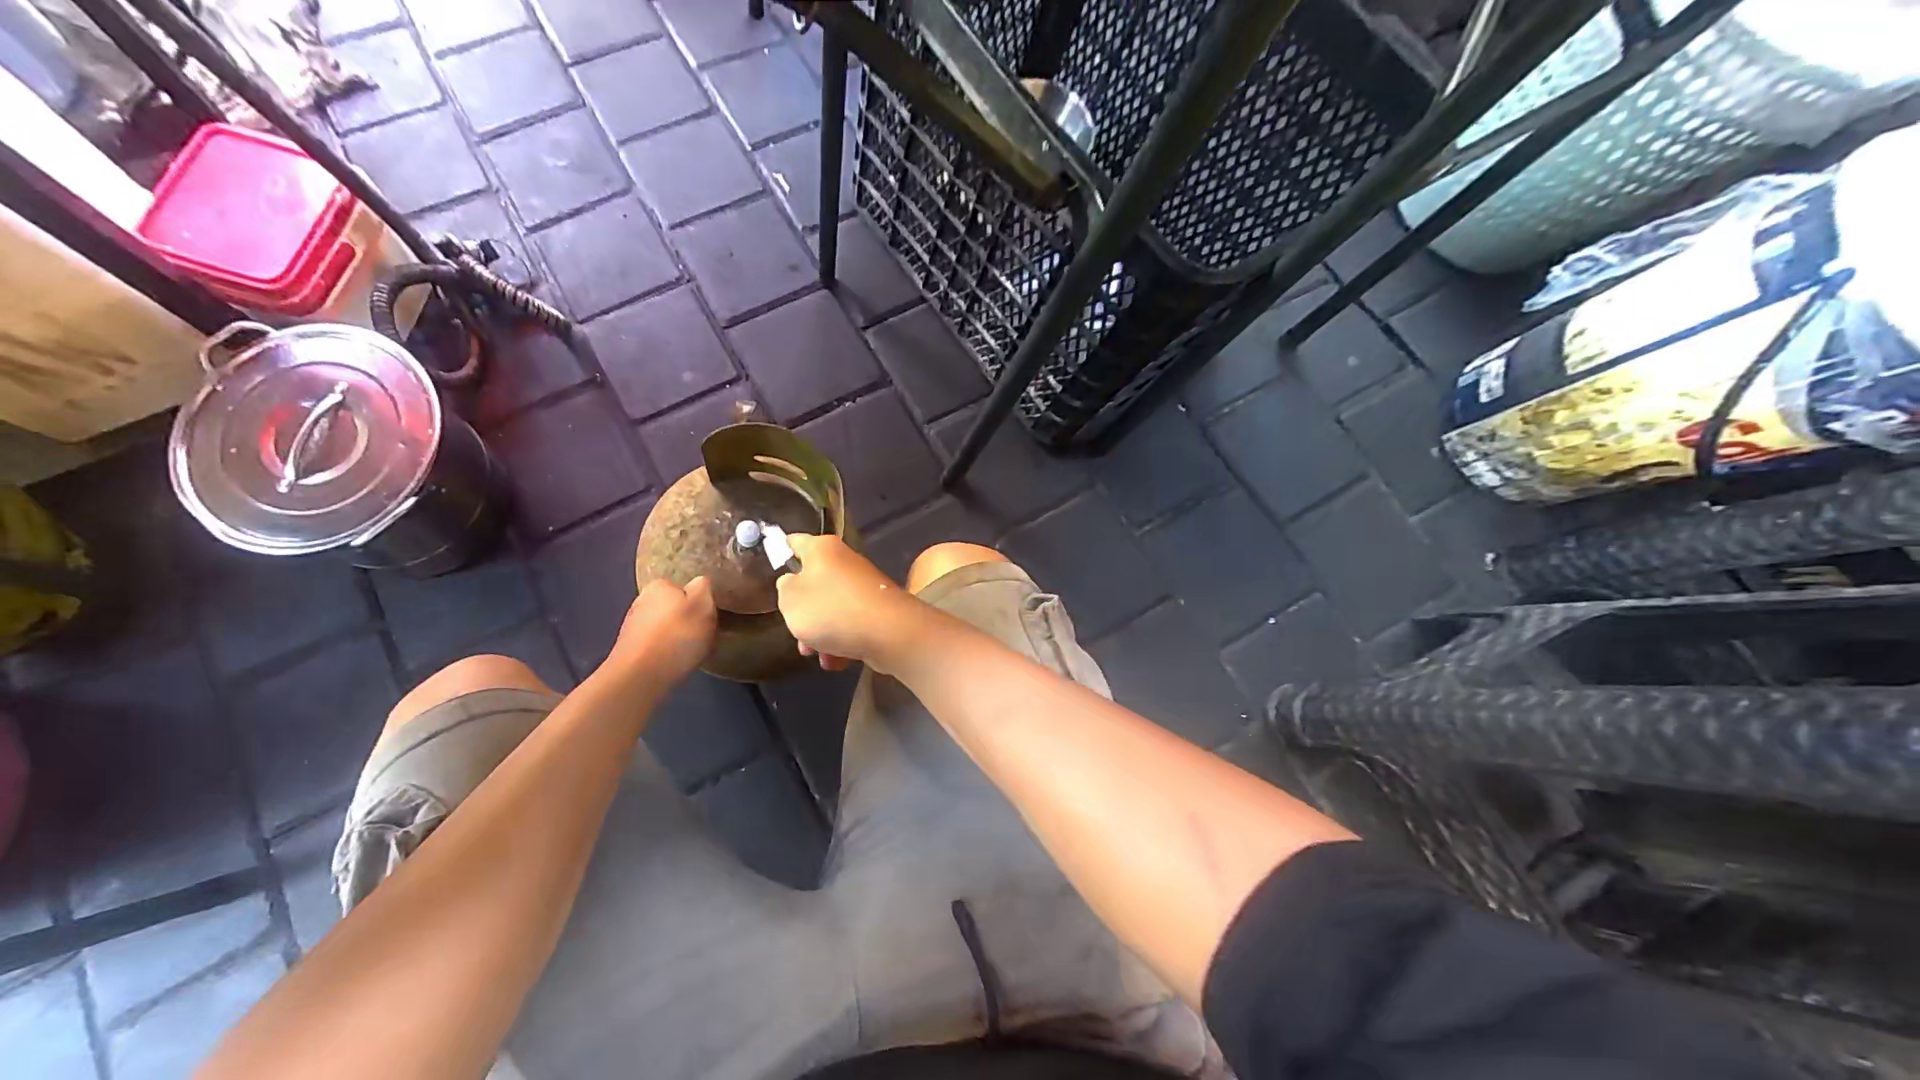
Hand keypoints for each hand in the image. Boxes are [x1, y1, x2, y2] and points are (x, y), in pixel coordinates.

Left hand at [603, 577, 716, 685]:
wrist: (642, 676)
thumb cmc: (678, 635)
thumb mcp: (703, 604)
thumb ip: (703, 587)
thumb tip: (699, 583)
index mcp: (658, 586)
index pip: (682, 588)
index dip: (697, 603)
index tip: (707, 618)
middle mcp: (640, 602)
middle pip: (672, 609)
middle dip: (685, 621)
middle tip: (702, 636)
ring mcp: (631, 628)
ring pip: (663, 629)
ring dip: (676, 639)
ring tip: (690, 654)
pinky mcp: (629, 651)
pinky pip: (655, 648)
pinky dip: (665, 654)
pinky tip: (675, 665)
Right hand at [775, 535, 926, 672]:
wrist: (889, 634)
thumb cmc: (831, 610)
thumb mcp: (790, 599)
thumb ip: (784, 588)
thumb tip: (794, 583)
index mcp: (822, 549)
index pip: (795, 541)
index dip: (780, 551)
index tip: (772, 566)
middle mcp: (845, 562)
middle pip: (812, 584)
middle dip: (801, 612)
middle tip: (796, 630)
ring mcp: (863, 588)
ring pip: (830, 610)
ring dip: (819, 634)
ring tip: (818, 654)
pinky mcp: (877, 611)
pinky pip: (850, 625)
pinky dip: (841, 642)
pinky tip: (837, 660)